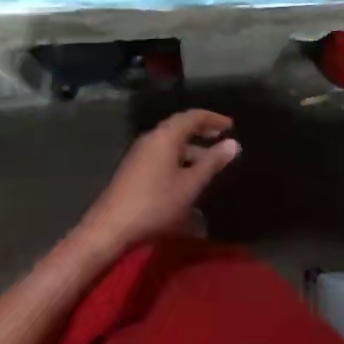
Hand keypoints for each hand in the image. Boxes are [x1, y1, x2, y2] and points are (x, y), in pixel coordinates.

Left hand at [77, 110, 238, 255]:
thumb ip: (212, 162)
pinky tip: (186, 179)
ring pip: (171, 143)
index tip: (230, 126)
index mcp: (166, 135)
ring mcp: (140, 153)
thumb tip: (233, 144)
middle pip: (180, 126)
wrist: (110, 227)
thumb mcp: (189, 184)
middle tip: (221, 137)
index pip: (193, 116)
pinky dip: (179, 159)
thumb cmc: (155, 203)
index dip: (214, 119)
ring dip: (191, 149)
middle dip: (202, 131)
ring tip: (209, 163)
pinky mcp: (134, 168)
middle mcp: (152, 138)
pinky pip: (162, 155)